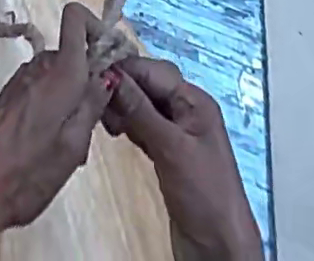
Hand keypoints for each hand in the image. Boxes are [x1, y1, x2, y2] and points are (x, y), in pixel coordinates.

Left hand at [0, 3, 112, 232]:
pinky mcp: (14, 94)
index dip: (97, 29)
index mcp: (60, 71)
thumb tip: (108, 73)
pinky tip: (55, 146)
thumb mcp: (72, 146)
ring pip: (63, 73)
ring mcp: (25, 78)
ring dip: (77, 99)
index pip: (76, 18)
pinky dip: (59, 107)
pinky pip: (47, 87)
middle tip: (103, 126)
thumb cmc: (27, 170)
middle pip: (76, 53)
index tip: (114, 64)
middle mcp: (41, 65)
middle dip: (94, 81)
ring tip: (77, 147)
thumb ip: (92, 105)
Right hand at [103, 57, 262, 259]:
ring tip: (104, 119)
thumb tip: (109, 73)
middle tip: (97, 101)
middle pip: (146, 85)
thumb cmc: (204, 194)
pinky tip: (113, 130)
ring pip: (140, 104)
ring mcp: (175, 131)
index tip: (93, 74)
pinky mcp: (165, 151)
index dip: (124, 70)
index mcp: (194, 101)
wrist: (220, 252)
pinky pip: (140, 124)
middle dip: (121, 89)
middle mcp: (185, 110)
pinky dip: (126, 124)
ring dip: (121, 107)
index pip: (153, 71)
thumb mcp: (170, 148)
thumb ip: (139, 109)